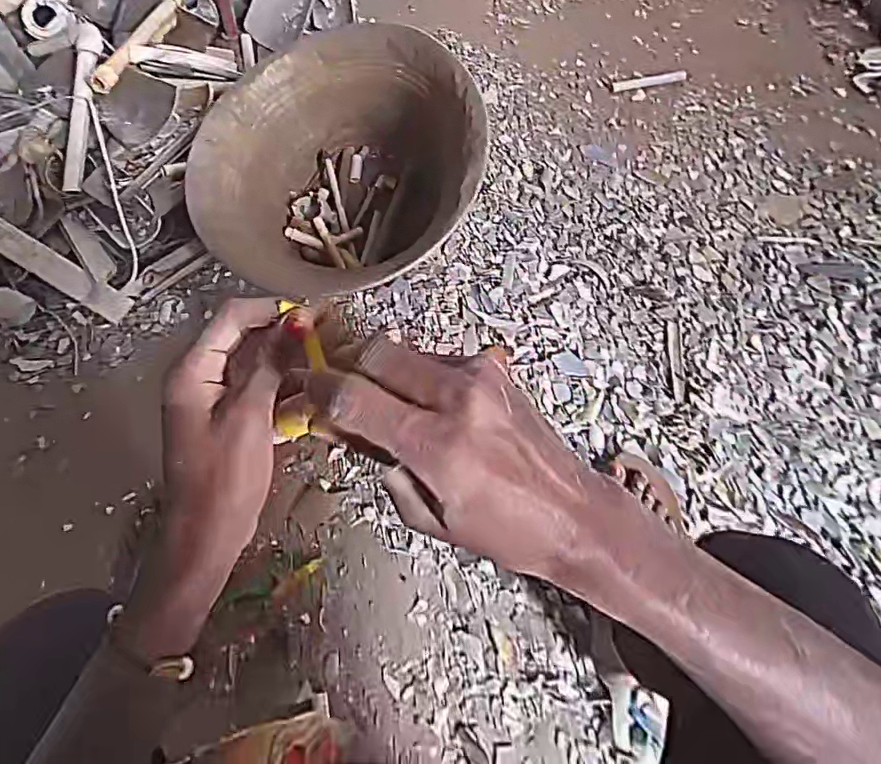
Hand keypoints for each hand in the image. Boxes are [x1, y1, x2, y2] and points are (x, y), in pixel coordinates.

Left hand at [118, 298, 291, 659]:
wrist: (205, 541)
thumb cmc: (222, 481)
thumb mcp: (250, 416)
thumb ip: (271, 364)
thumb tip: (295, 320)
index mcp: (193, 369)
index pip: (232, 316)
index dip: (271, 309)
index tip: (312, 313)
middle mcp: (199, 375)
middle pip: (244, 337)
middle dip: (284, 334)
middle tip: (326, 336)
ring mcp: (213, 397)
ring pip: (255, 363)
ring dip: (288, 362)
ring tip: (327, 362)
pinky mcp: (228, 418)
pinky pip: (257, 389)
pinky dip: (282, 388)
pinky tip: (312, 393)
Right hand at [307, 338, 662, 588]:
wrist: (575, 513)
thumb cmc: (506, 531)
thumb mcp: (430, 516)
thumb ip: (381, 467)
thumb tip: (344, 428)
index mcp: (439, 446)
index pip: (356, 398)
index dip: (321, 391)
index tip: (306, 390)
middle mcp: (458, 399)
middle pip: (376, 353)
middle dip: (350, 369)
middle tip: (342, 391)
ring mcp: (478, 376)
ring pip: (403, 349)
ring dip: (384, 372)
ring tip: (390, 405)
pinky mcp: (491, 367)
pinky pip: (433, 356)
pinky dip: (416, 374)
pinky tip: (425, 403)